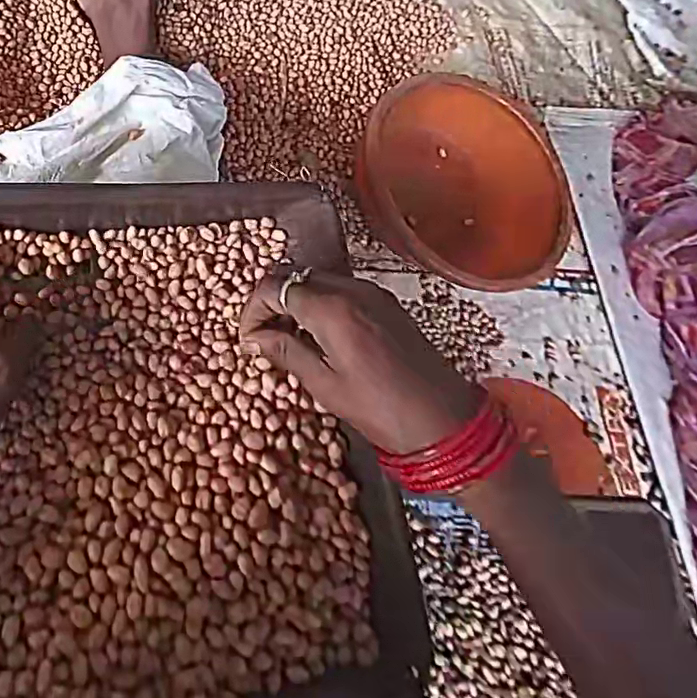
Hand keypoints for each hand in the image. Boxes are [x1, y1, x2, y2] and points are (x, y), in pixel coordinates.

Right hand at [239, 267, 477, 454]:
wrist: (447, 421)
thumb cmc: (382, 410)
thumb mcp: (324, 385)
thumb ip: (285, 351)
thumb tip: (255, 337)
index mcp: (332, 309)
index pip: (274, 288)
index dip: (253, 310)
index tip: (248, 336)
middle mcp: (351, 290)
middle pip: (293, 276)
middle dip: (271, 301)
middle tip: (262, 335)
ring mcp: (371, 293)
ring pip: (316, 280)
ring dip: (294, 301)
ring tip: (287, 337)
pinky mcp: (385, 302)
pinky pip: (339, 289)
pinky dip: (319, 303)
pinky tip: (317, 335)